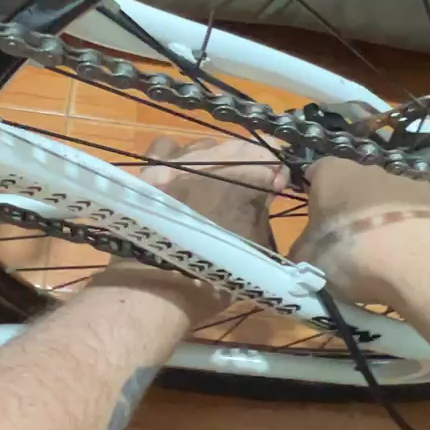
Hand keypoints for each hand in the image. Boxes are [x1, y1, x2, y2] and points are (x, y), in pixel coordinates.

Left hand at [90, 136, 285, 317]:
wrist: (159, 283)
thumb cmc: (216, 271)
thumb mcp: (257, 245)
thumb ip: (263, 211)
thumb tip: (267, 193)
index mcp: (247, 176)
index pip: (271, 157)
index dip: (277, 172)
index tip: (277, 188)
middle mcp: (215, 159)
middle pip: (240, 149)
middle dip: (250, 164)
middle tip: (249, 187)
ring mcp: (180, 161)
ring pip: (205, 146)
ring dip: (216, 160)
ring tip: (213, 183)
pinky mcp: (152, 170)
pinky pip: (167, 149)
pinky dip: (177, 157)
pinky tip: (179, 174)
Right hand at [287, 156, 429, 305]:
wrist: (419, 258)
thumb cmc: (348, 250)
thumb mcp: (308, 259)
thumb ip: (303, 251)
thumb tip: (304, 254)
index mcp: (332, 173)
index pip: (316, 172)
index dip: (314, 195)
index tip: (315, 222)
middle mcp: (371, 169)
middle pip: (355, 187)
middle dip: (351, 212)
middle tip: (348, 248)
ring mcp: (410, 183)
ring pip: (390, 202)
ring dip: (385, 224)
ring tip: (384, 262)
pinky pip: (420, 219)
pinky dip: (414, 237)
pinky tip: (413, 263)